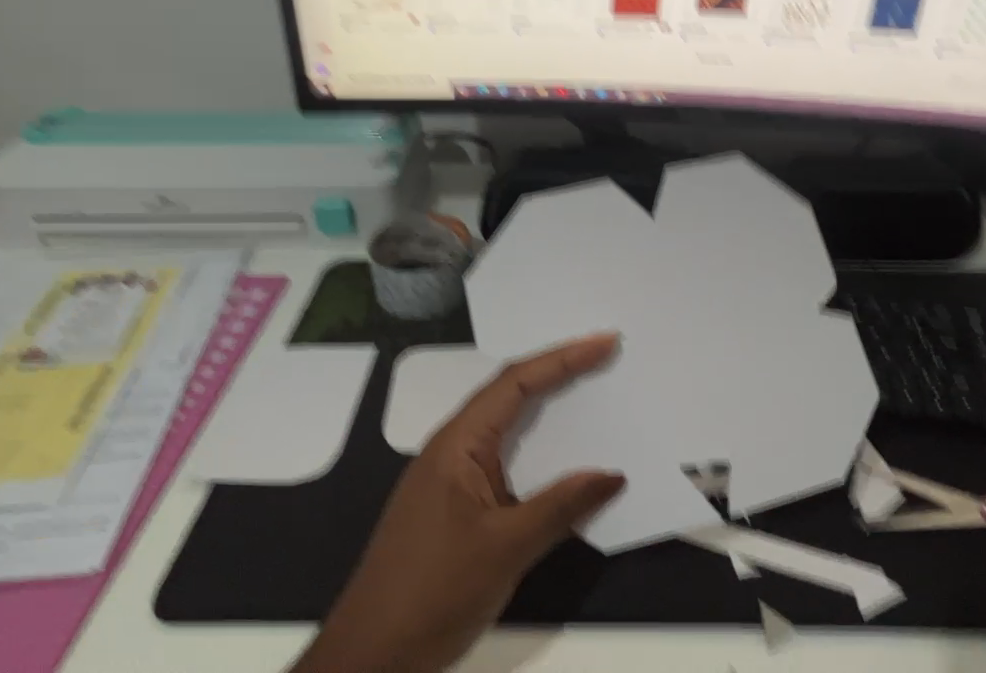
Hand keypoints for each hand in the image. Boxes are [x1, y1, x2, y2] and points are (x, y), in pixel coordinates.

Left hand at [293, 335, 626, 672]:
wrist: (373, 655)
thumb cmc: (434, 591)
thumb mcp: (506, 548)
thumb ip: (561, 507)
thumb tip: (612, 474)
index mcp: (458, 444)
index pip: (515, 383)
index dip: (563, 358)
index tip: (606, 342)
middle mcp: (454, 450)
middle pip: (511, 396)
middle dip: (559, 374)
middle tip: (608, 360)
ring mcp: (454, 480)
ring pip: (509, 432)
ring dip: (551, 415)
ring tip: (598, 401)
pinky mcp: (458, 509)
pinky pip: (507, 467)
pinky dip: (541, 458)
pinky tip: (567, 469)